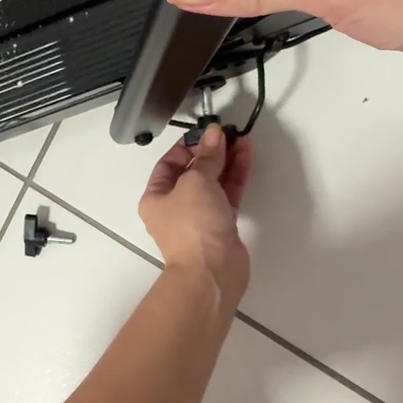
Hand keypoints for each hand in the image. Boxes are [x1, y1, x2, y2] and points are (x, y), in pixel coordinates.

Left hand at [139, 123, 252, 303]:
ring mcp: (199, 218)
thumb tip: (214, 132)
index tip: (207, 131)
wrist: (212, 272)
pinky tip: (246, 157)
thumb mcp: (196, 182)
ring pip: (213, 183)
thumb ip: (207, 156)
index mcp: (156, 198)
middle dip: (211, 151)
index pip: (168, 164)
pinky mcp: (221, 226)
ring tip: (243, 139)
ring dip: (227, 161)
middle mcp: (175, 208)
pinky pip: (227, 195)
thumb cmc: (193, 225)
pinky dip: (236, 177)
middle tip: (230, 132)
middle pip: (193, 172)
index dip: (187, 145)